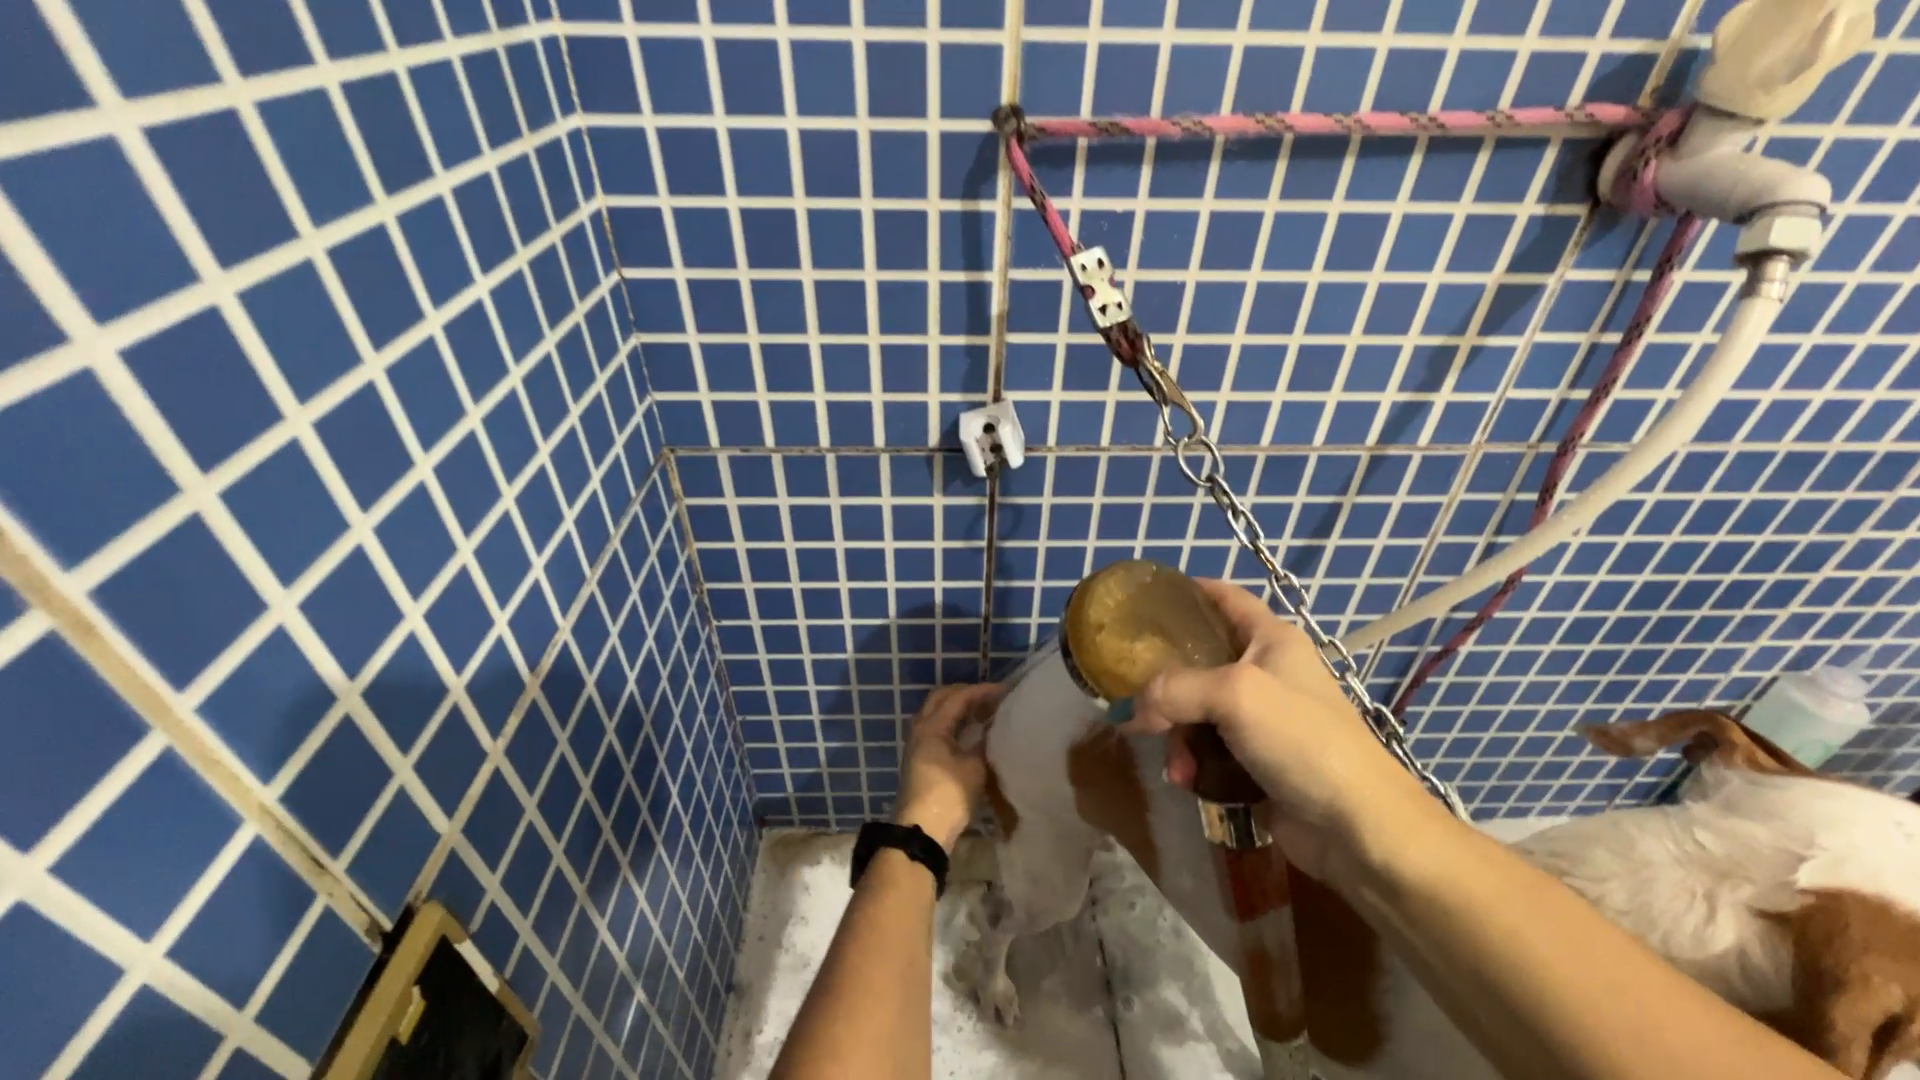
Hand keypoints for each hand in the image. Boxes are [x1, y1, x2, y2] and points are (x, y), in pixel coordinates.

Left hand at [894, 682, 1004, 851]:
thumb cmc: (949, 796)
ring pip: (936, 714)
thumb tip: (991, 728)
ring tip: (982, 712)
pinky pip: (935, 728)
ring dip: (957, 708)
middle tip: (990, 697)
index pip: (958, 698)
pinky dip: (952, 723)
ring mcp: (916, 745)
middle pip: (940, 699)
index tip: (1004, 691)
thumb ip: (983, 742)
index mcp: (932, 727)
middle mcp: (920, 730)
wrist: (922, 831)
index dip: (982, 691)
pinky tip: (969, 732)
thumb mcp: (975, 767)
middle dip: (965, 694)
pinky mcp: (918, 759)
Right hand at [1118, 579, 1433, 881]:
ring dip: (1178, 737)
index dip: (1190, 592)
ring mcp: (1264, 721)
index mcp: (1272, 640)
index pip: (1226, 598)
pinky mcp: (1258, 763)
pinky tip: (1188, 782)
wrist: (1357, 825)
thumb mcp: (1235, 694)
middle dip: (1167, 686)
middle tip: (1138, 704)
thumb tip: (1130, 710)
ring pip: (1198, 713)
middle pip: (1200, 663)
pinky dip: (1194, 764)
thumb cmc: (1302, 739)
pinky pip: (1209, 752)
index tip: (1146, 599)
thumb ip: (1174, 688)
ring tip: (1176, 765)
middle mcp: (1268, 673)